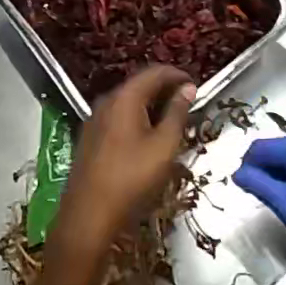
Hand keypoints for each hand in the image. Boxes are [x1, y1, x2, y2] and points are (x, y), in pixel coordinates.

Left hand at [53, 66, 194, 259]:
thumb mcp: (164, 146)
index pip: (154, 72)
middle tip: (187, 102)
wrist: (89, 212)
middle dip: (164, 88)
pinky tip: (148, 134)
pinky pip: (118, 115)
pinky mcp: (91, 135)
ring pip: (128, 100)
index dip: (177, 74)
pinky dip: (137, 116)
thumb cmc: (132, 178)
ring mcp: (95, 118)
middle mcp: (106, 101)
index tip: (196, 85)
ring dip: (151, 104)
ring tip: (172, 119)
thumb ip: (177, 113)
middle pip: (139, 84)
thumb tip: (187, 88)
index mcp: (124, 98)